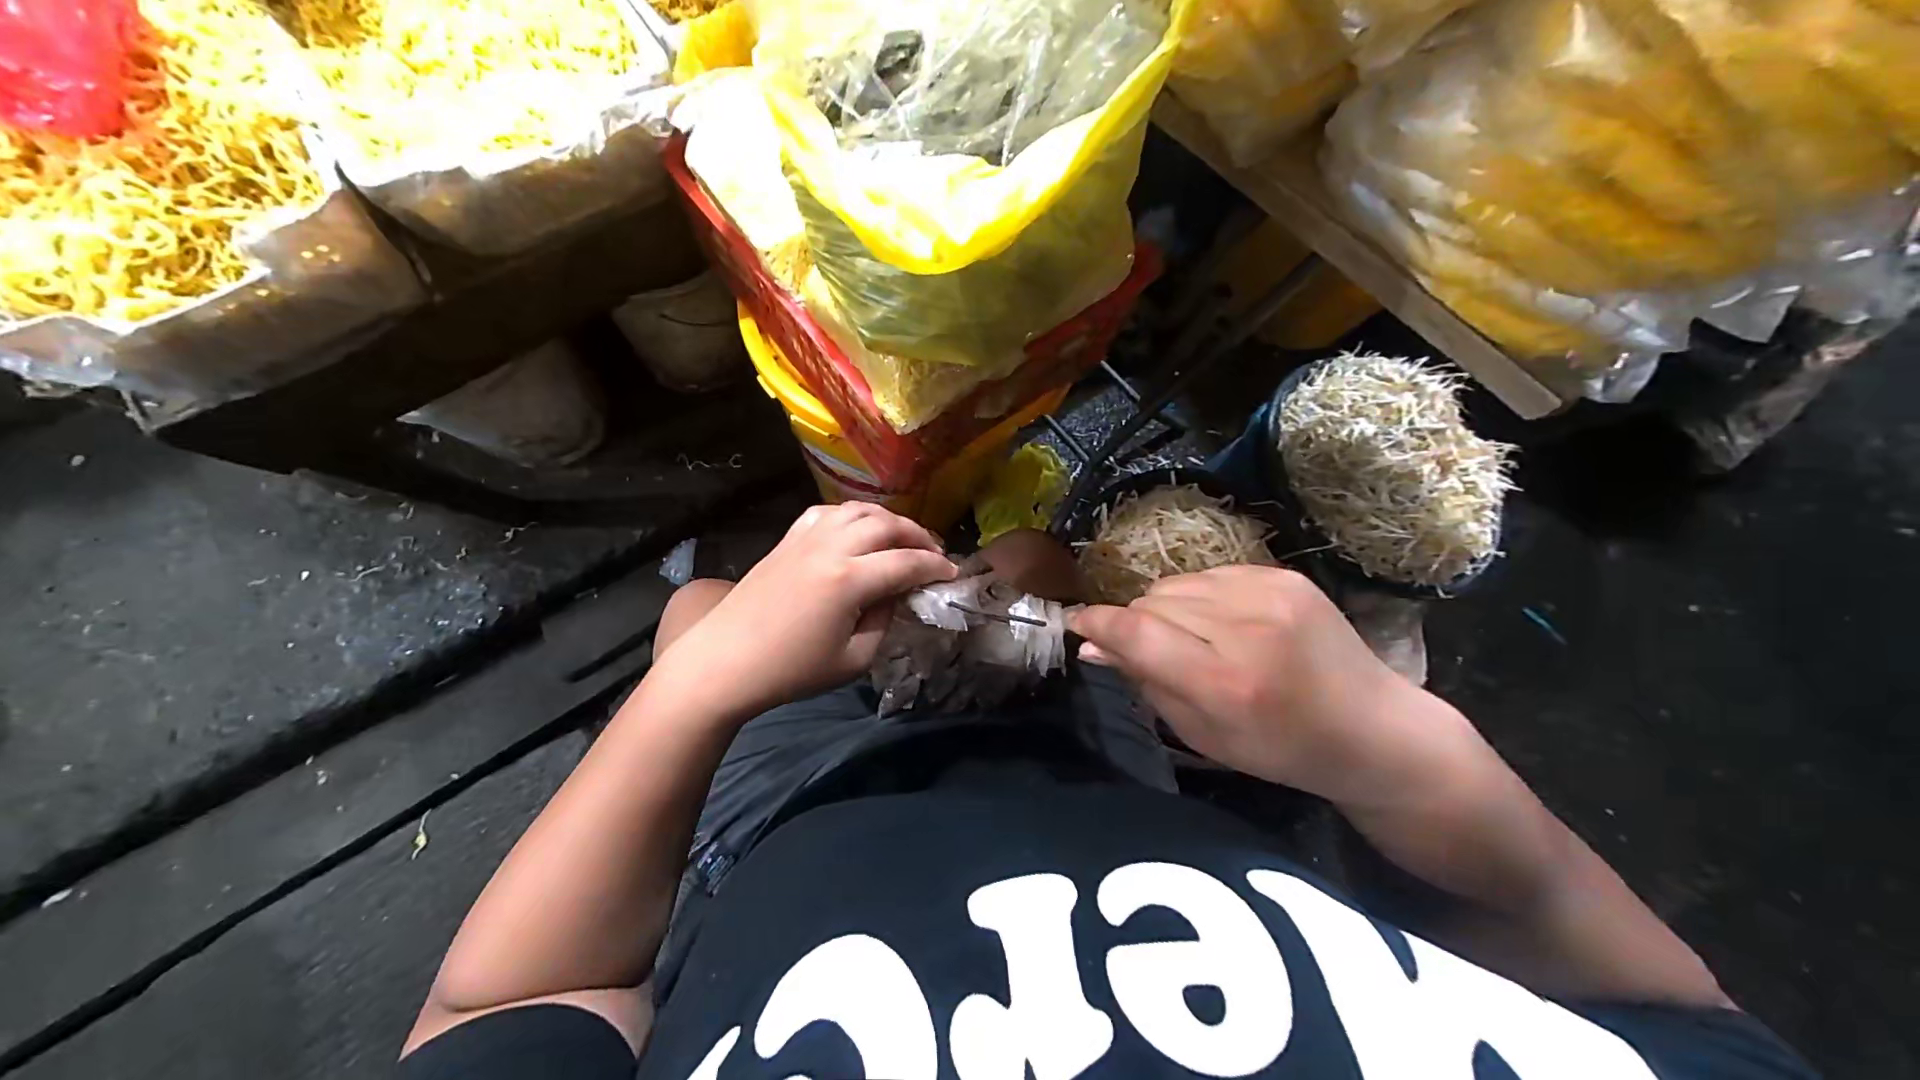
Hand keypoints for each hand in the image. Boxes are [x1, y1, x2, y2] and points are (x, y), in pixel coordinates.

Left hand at [654, 503, 956, 716]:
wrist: (723, 663)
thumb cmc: (790, 671)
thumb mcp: (853, 660)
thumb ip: (884, 622)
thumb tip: (895, 595)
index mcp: (849, 580)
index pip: (906, 562)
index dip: (935, 567)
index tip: (952, 574)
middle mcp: (830, 548)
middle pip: (886, 525)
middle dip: (918, 535)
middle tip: (933, 553)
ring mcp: (805, 539)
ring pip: (857, 510)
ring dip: (887, 519)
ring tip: (901, 537)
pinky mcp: (786, 540)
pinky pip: (826, 513)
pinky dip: (851, 515)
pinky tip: (857, 530)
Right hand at [1069, 566, 1464, 801]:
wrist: (1374, 727)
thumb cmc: (1281, 748)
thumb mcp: (1203, 735)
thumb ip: (1145, 683)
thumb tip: (1091, 644)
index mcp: (1226, 683)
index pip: (1138, 632)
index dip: (1098, 623)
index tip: (1077, 623)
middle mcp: (1247, 628)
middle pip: (1152, 603)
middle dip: (1138, 624)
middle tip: (1154, 653)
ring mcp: (1270, 593)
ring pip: (1176, 584)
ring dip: (1167, 609)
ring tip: (1193, 640)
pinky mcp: (1284, 574)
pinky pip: (1209, 574)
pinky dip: (1201, 598)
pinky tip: (1224, 624)